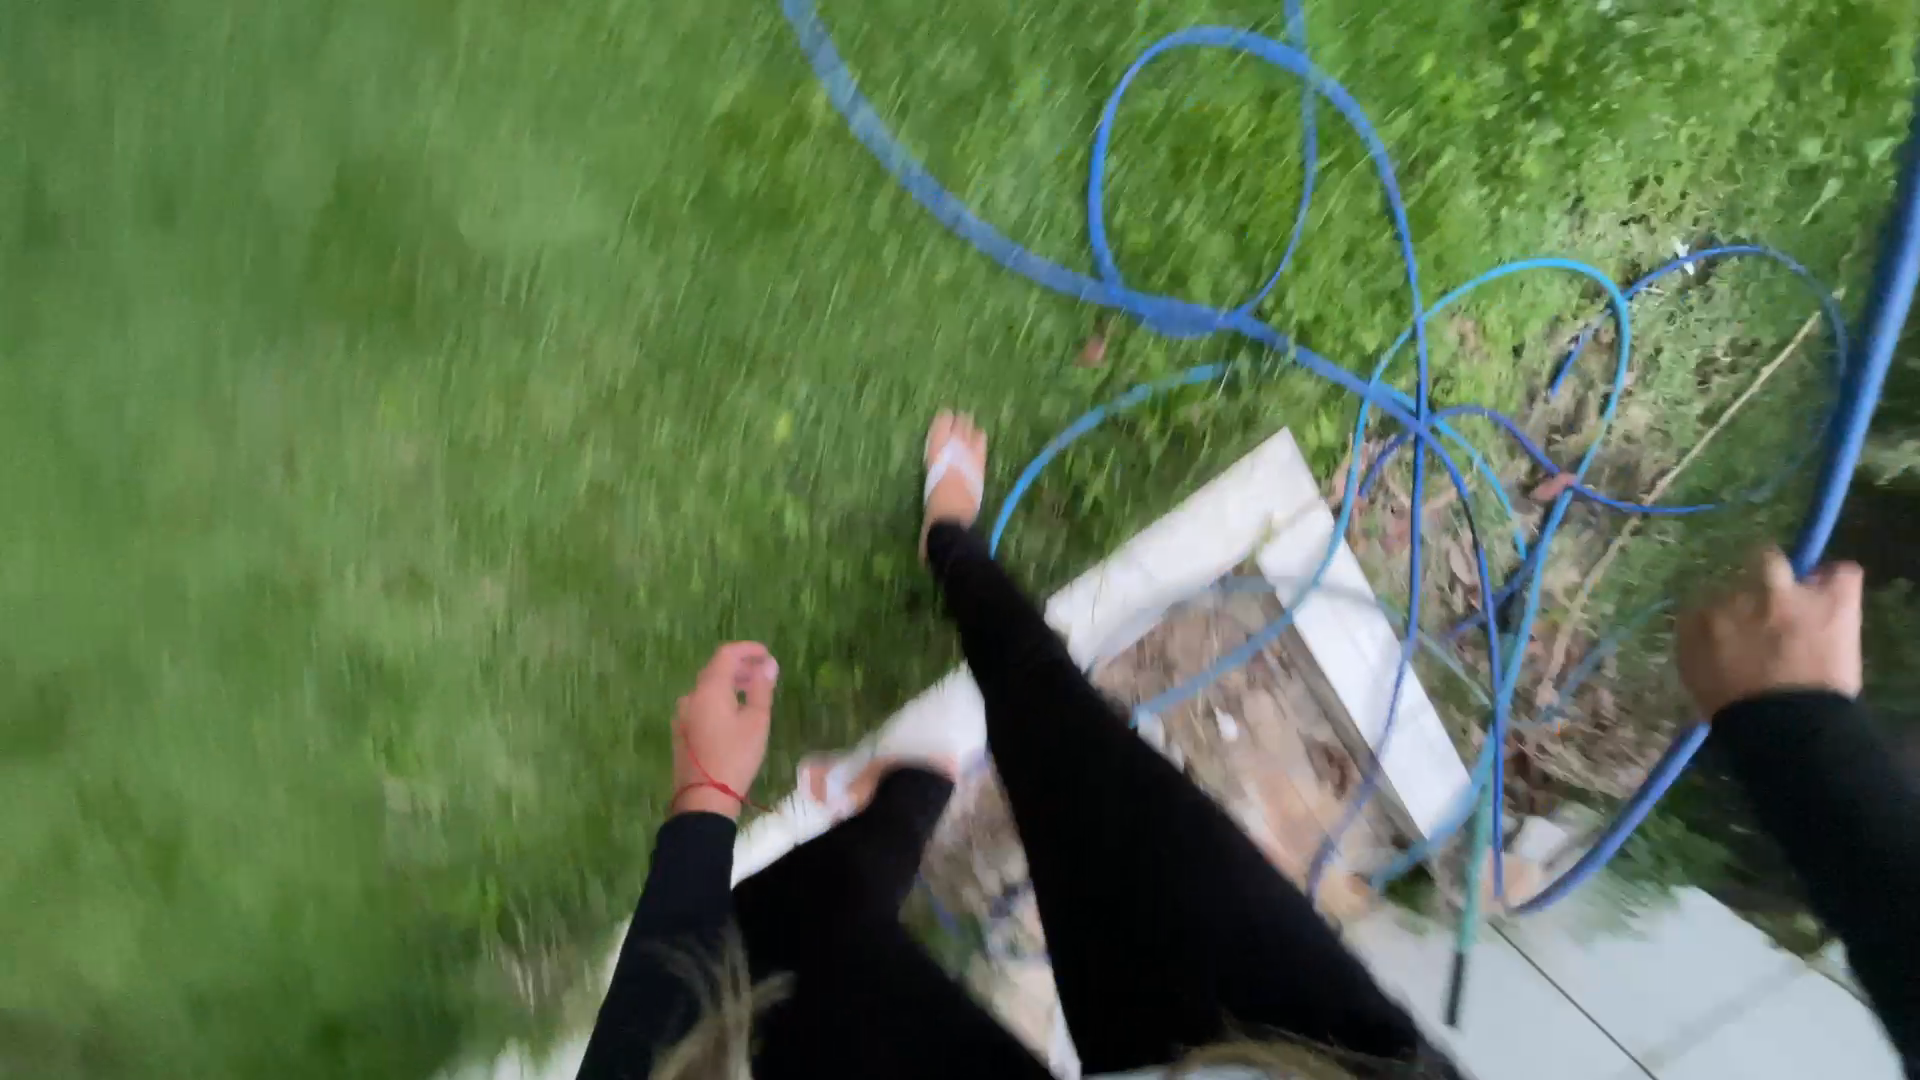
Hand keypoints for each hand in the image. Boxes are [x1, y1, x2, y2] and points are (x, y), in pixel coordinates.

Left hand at [671, 642, 777, 820]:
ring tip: (752, 693)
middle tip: (764, 674)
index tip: (767, 655)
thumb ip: (762, 688)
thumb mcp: (756, 721)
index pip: (726, 654)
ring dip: (730, 682)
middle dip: (741, 666)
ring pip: (708, 687)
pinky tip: (733, 712)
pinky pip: (701, 702)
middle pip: (716, 669)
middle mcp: (691, 696)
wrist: (704, 798)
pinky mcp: (681, 729)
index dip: (748, 649)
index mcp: (709, 689)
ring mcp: (682, 713)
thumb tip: (769, 663)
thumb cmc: (735, 756)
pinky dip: (719, 697)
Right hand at [1676, 547, 1863, 718]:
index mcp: (1700, 616)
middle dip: (1746, 584)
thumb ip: (1693, 641)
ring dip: (1782, 574)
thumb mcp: (1692, 669)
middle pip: (1735, 576)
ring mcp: (1783, 596)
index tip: (1732, 625)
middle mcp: (1735, 598)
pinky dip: (1835, 577)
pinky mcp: (1830, 602)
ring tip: (1797, 588)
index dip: (1721, 611)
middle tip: (1760, 601)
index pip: (1704, 598)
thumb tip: (1698, 627)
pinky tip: (1832, 584)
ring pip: (1775, 563)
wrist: (1782, 718)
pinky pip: (1841, 574)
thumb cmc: (1729, 701)